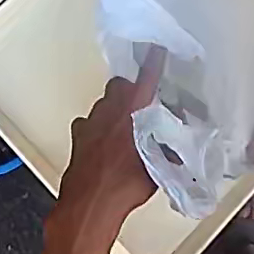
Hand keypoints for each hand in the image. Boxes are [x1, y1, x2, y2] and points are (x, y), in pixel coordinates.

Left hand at [51, 46, 167, 248]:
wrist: (90, 204)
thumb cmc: (124, 186)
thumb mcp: (157, 169)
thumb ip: (166, 153)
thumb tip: (174, 150)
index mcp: (132, 114)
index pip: (146, 80)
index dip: (153, 63)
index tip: (157, 50)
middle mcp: (109, 112)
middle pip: (119, 86)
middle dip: (130, 90)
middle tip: (142, 104)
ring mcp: (90, 122)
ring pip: (104, 104)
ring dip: (114, 109)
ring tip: (126, 128)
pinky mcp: (78, 135)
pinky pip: (90, 122)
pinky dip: (98, 127)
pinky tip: (106, 143)